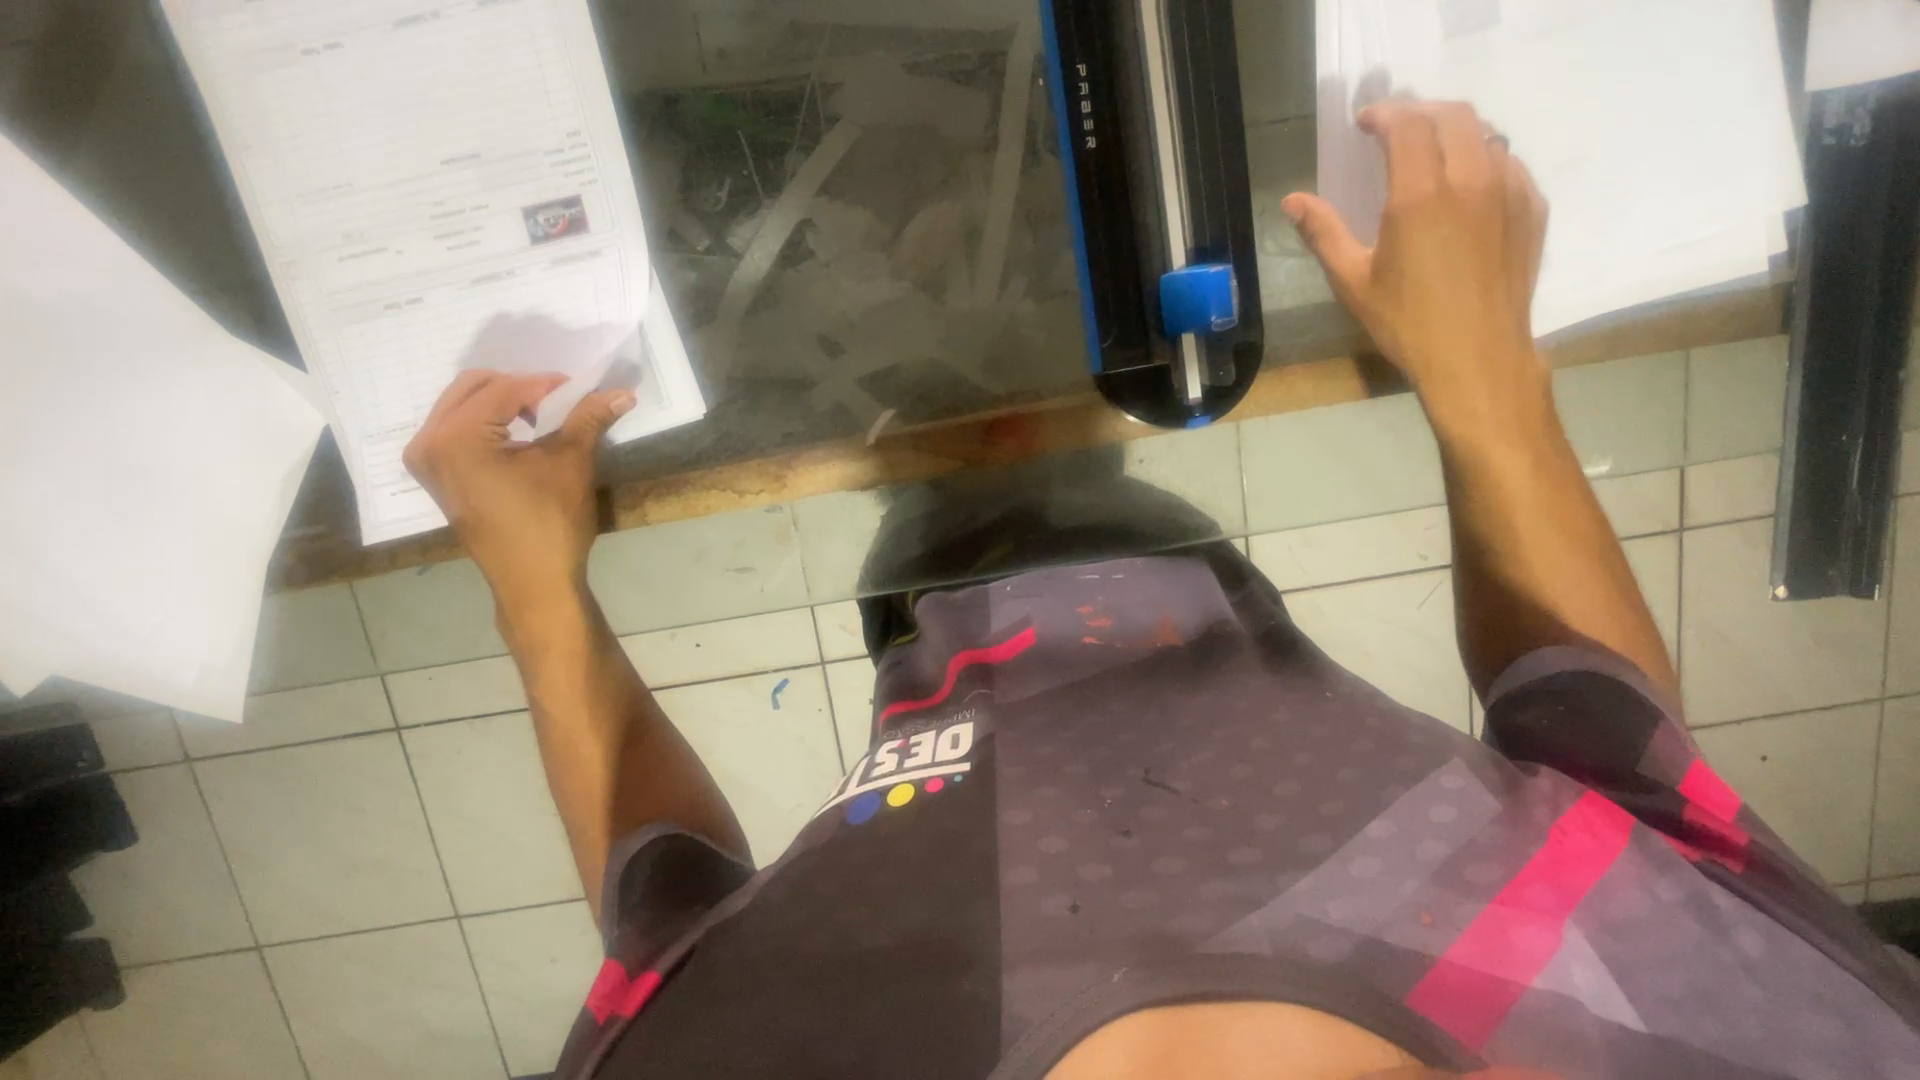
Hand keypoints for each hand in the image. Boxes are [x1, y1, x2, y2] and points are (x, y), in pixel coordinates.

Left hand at [402, 371, 634, 611]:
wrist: (534, 581)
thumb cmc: (550, 523)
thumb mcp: (571, 463)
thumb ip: (588, 418)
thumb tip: (622, 392)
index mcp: (457, 438)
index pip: (504, 390)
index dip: (545, 384)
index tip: (580, 389)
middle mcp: (429, 442)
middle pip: (474, 388)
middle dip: (519, 387)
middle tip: (559, 400)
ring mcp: (426, 461)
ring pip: (463, 406)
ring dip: (503, 403)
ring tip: (542, 418)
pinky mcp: (436, 476)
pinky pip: (457, 429)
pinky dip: (488, 423)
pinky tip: (521, 436)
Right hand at [1283, 101, 1549, 425]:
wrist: (1477, 357)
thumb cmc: (1406, 323)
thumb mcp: (1353, 281)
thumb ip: (1323, 232)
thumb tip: (1293, 202)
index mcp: (1420, 195)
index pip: (1407, 125)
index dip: (1384, 114)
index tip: (1365, 122)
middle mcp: (1470, 179)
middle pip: (1452, 115)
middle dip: (1420, 112)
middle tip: (1394, 130)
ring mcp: (1508, 191)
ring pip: (1486, 134)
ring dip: (1454, 131)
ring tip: (1429, 152)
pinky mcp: (1531, 209)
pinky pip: (1509, 162)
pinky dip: (1483, 158)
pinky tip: (1464, 185)